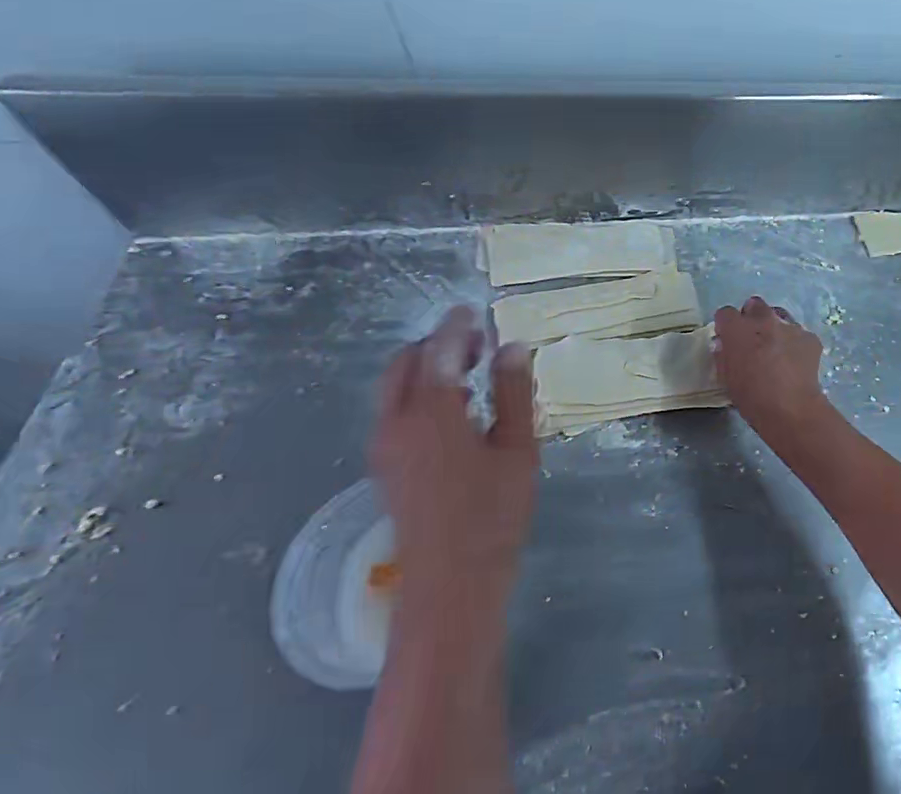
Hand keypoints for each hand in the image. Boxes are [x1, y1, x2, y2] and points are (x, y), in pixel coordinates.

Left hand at [369, 307, 538, 608]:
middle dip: (438, 344)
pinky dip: (417, 393)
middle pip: (407, 361)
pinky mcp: (383, 466)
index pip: (439, 348)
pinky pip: (393, 410)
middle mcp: (396, 420)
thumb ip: (514, 393)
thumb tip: (511, 347)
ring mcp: (383, 444)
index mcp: (431, 411)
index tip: (474, 311)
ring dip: (426, 369)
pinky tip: (452, 413)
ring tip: (468, 376)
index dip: (457, 325)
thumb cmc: (492, 518)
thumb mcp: (518, 451)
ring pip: (395, 386)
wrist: (449, 588)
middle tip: (476, 347)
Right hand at [714, 296, 832, 435]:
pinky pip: (798, 333)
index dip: (725, 326)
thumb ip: (722, 354)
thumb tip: (724, 343)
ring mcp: (789, 326)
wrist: (792, 410)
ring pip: (778, 315)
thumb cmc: (751, 397)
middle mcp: (763, 320)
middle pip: (754, 305)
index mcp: (737, 328)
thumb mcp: (726, 377)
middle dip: (751, 318)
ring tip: (775, 348)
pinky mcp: (810, 337)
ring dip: (773, 327)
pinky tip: (794, 361)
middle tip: (752, 339)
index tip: (727, 339)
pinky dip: (794, 342)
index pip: (725, 313)